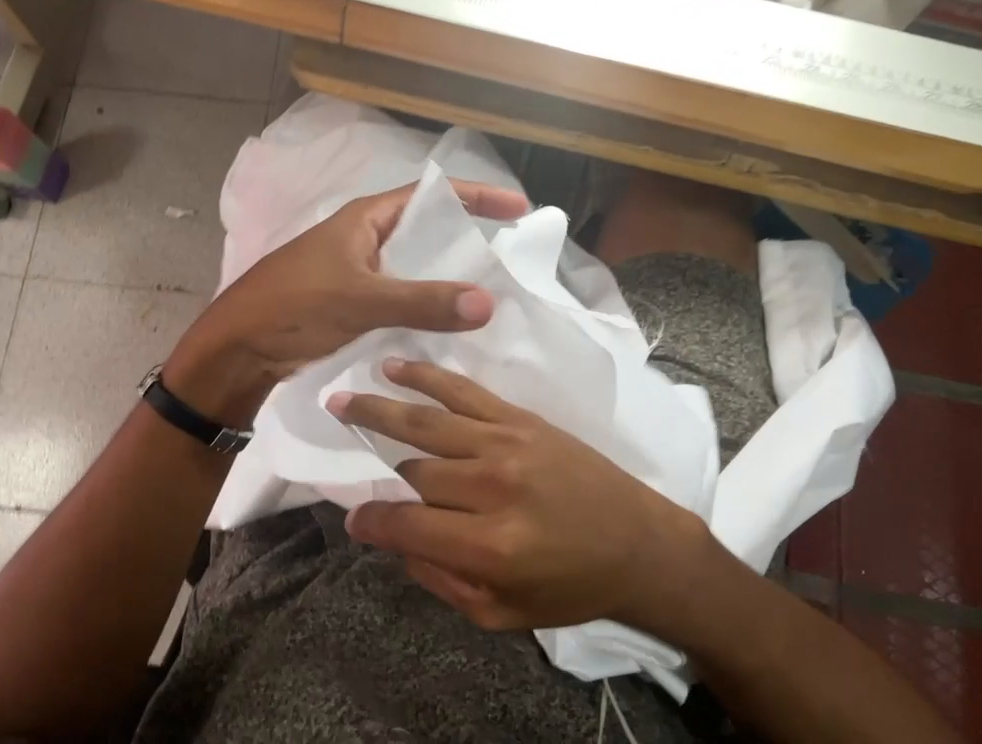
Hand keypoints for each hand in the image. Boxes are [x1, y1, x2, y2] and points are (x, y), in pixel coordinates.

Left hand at [162, 180, 529, 426]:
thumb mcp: (362, 300)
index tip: (518, 208)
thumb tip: (487, 302)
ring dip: (445, 281)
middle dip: (465, 242)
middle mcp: (364, 239)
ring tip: (490, 296)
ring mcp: (357, 273)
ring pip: (414, 270)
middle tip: (508, 259)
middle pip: (425, 231)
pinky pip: (400, 300)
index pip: (429, 195)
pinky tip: (449, 329)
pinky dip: (425, 308)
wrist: (237, 350)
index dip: (475, 196)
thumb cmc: (293, 307)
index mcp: (365, 219)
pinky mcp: (351, 305)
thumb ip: (423, 301)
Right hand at [328, 359, 719, 635]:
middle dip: (384, 476)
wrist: (638, 542)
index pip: (405, 524)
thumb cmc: (569, 586)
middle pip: (414, 473)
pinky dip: (424, 378)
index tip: (351, 517)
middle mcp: (492, 487)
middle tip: (354, 461)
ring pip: (425, 424)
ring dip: (378, 409)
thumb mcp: (501, 613)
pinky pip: (461, 391)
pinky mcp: (520, 419)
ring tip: (342, 400)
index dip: (370, 521)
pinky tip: (393, 367)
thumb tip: (391, 539)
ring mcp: (507, 444)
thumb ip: (439, 580)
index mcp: (488, 546)